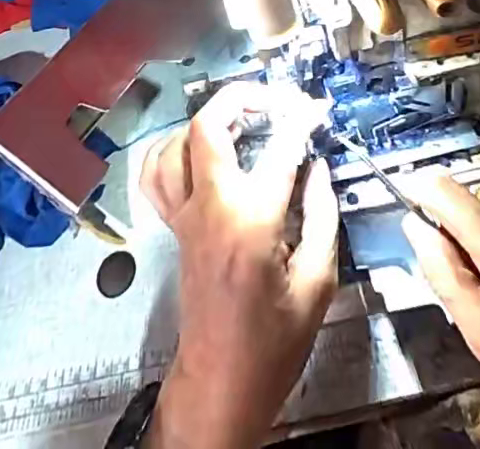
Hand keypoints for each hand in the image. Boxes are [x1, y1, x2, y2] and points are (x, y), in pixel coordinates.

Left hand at [139, 83, 336, 448]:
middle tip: (276, 99)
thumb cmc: (272, 342)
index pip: (279, 148)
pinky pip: (157, 172)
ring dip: (210, 117)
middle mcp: (211, 209)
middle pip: (210, 126)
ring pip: (177, 142)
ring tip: (242, 115)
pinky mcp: (174, 227)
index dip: (301, 119)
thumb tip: (318, 169)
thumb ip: (323, 214)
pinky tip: (200, 146)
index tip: (315, 110)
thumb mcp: (318, 280)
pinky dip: (174, 147)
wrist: (221, 382)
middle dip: (244, 97)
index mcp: (253, 221)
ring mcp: (185, 216)